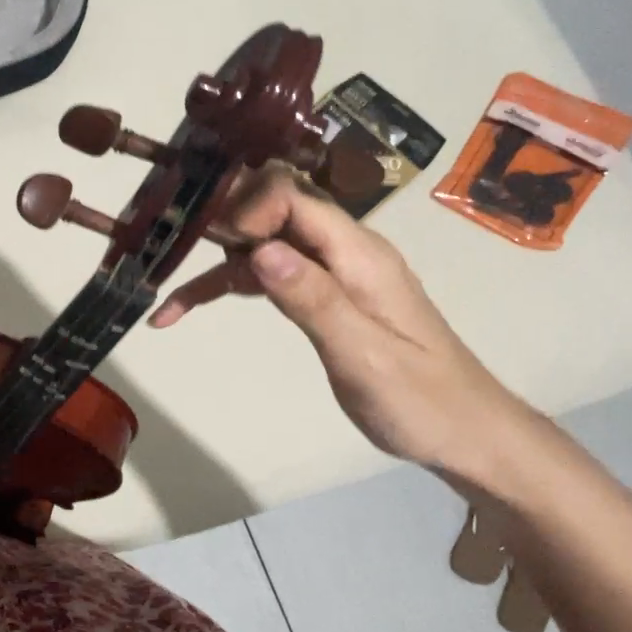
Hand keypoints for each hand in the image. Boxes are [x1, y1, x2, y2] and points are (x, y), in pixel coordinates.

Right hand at [148, 170, 533, 471]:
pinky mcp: (320, 294)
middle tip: (167, 256)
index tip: (208, 245)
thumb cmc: (420, 400)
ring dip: (210, 265)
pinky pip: (263, 276)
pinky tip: (181, 310)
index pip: (291, 198)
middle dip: (217, 227)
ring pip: (258, 246)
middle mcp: (344, 252)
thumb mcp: (364, 356)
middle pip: (269, 213)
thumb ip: (313, 300)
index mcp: (359, 256)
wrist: (465, 433)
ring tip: (166, 297)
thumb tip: (261, 250)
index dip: (245, 208)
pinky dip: (224, 288)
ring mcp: (331, 272)